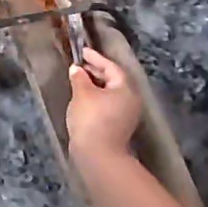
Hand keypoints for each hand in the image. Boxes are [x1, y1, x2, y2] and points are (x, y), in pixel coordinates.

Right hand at [67, 48, 141, 166]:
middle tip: (79, 65)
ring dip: (95, 85)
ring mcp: (126, 114)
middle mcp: (130, 99)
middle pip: (113, 79)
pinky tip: (82, 98)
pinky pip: (107, 104)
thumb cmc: (91, 118)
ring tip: (78, 80)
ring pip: (110, 93)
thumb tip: (77, 69)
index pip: (111, 67)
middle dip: (95, 71)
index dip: (96, 58)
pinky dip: (96, 97)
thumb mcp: (82, 93)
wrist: (98, 155)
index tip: (82, 51)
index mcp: (125, 88)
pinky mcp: (118, 125)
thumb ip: (79, 77)